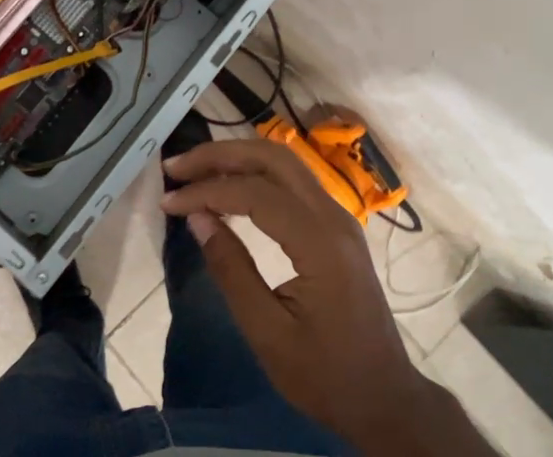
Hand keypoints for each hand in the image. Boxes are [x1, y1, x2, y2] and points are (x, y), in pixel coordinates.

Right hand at [163, 140, 494, 456]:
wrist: (384, 398)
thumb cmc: (325, 374)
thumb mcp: (268, 332)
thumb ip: (231, 269)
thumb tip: (197, 217)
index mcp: (320, 243)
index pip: (255, 193)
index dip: (206, 191)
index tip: (168, 204)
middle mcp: (334, 217)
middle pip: (273, 158)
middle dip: (220, 155)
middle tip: (176, 169)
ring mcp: (340, 218)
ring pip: (285, 163)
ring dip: (237, 158)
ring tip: (193, 171)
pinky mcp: (337, 227)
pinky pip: (293, 181)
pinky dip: (255, 174)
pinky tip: (227, 188)